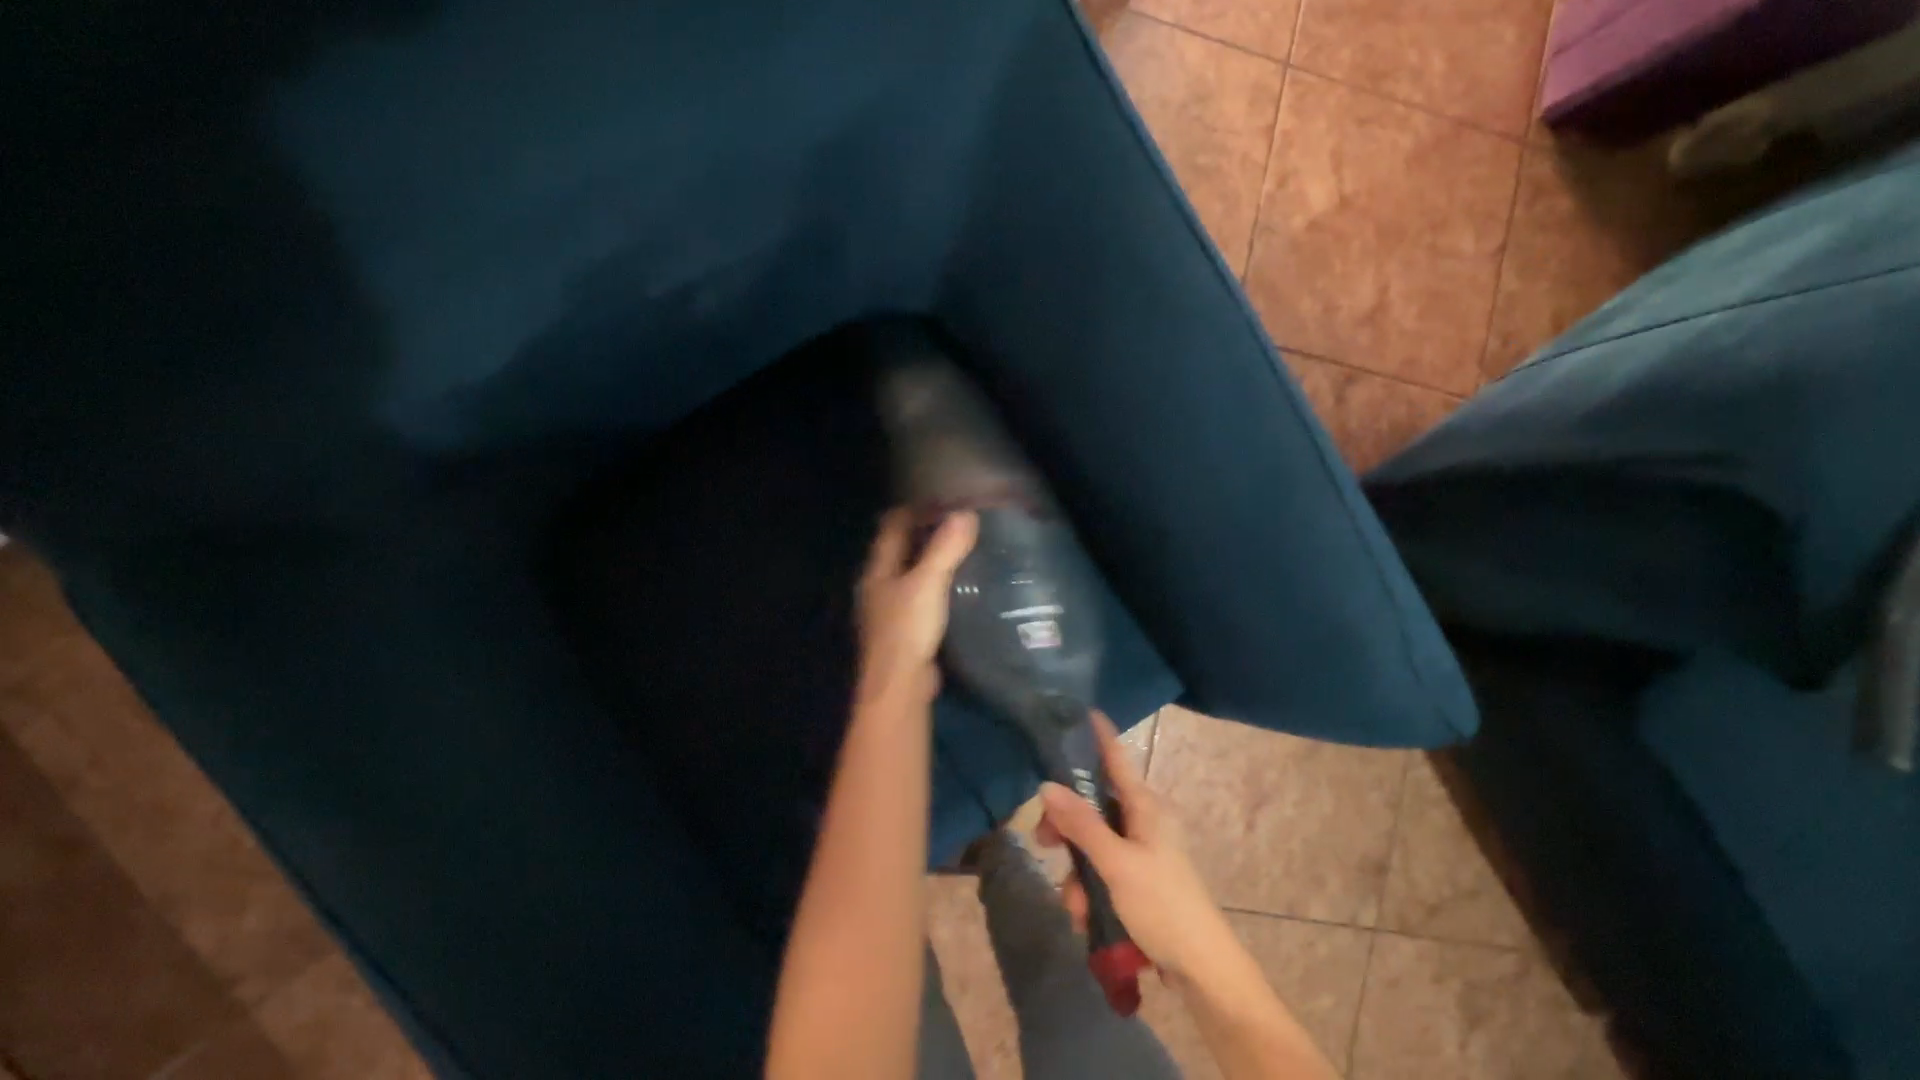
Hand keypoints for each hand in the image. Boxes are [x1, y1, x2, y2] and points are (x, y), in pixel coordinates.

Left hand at [855, 508, 978, 708]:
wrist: (899, 685)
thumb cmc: (907, 628)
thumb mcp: (929, 582)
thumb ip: (946, 548)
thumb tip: (966, 514)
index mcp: (877, 569)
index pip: (891, 527)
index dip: (913, 509)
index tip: (941, 499)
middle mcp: (878, 587)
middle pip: (900, 550)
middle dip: (924, 534)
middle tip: (958, 522)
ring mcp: (889, 611)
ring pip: (910, 576)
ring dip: (931, 563)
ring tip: (963, 551)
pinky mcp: (904, 632)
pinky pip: (920, 599)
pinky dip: (936, 589)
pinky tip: (959, 589)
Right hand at [1036, 712, 1235, 980]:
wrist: (1201, 967)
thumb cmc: (1163, 904)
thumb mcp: (1116, 863)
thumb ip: (1081, 824)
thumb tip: (1047, 786)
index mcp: (1146, 807)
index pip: (1117, 760)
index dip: (1100, 737)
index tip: (1084, 710)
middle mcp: (1144, 823)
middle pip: (1093, 807)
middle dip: (1067, 831)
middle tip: (1043, 845)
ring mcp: (1141, 854)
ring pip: (1092, 847)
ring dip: (1078, 876)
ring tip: (1078, 909)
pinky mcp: (1139, 882)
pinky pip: (1102, 875)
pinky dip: (1091, 894)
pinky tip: (1088, 920)